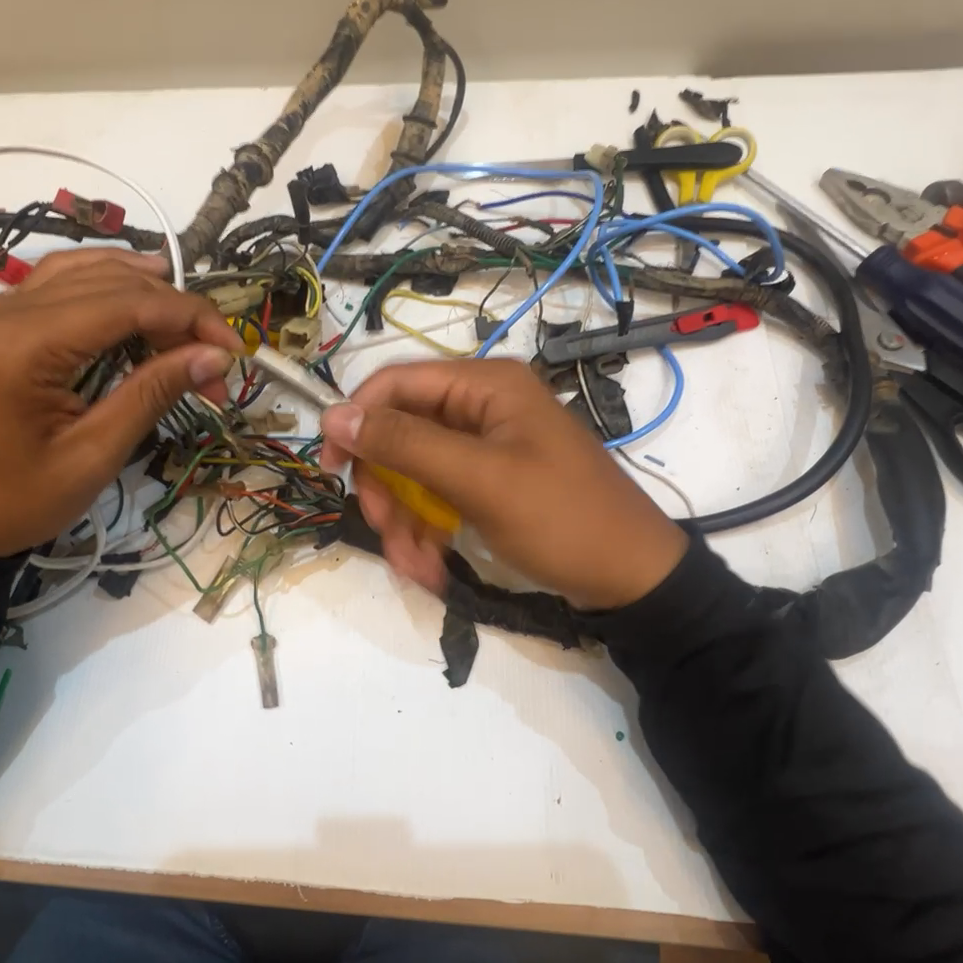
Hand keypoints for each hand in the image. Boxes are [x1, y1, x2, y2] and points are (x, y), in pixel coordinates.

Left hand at [0, 250, 239, 555]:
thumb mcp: (94, 455)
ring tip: (189, 323)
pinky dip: (106, 283)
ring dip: (144, 292)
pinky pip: (60, 281)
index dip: (189, 318)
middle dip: (173, 313)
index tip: (234, 349)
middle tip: (214, 362)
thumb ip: (152, 393)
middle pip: (111, 282)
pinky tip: (137, 289)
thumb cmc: (17, 500)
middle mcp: (5, 309)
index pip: (126, 303)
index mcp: (24, 344)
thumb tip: (215, 355)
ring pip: (86, 270)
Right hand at [318, 359, 686, 609]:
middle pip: (400, 432)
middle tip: (384, 530)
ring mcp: (485, 446)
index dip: (356, 420)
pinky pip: (437, 496)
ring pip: (413, 472)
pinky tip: (431, 568)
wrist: (632, 578)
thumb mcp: (479, 480)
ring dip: (404, 520)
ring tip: (415, 567)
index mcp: (484, 385)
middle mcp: (481, 406)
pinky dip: (427, 530)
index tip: (330, 469)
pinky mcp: (488, 482)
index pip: (396, 384)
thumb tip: (333, 414)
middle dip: (386, 487)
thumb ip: (405, 443)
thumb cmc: (561, 518)